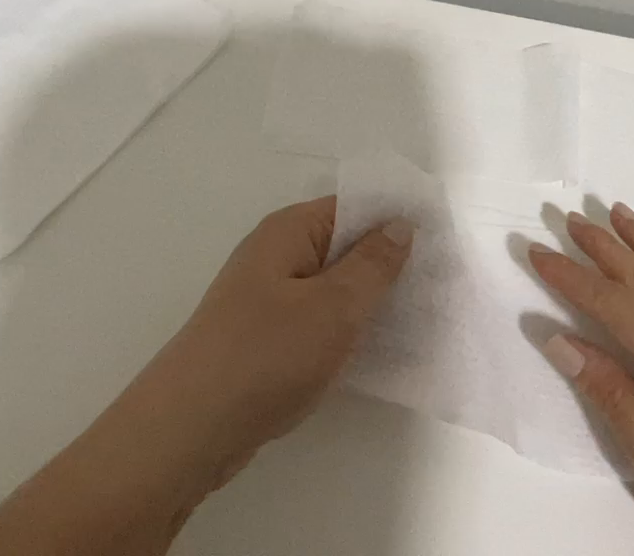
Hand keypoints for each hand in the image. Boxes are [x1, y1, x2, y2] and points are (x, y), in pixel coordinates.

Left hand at [125, 193, 415, 487]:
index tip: (444, 242)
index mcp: (289, 231)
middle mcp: (275, 254)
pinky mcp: (265, 337)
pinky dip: (346, 330)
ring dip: (369, 300)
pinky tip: (378, 351)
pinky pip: (317, 320)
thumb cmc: (266, 355)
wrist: (190, 428)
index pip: (353, 206)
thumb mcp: (333, 307)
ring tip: (422, 318)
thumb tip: (400, 224)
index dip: (397, 220)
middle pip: (343, 245)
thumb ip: (373, 264)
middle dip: (389, 263)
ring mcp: (267, 297)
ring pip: (332, 286)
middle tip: (442, 285)